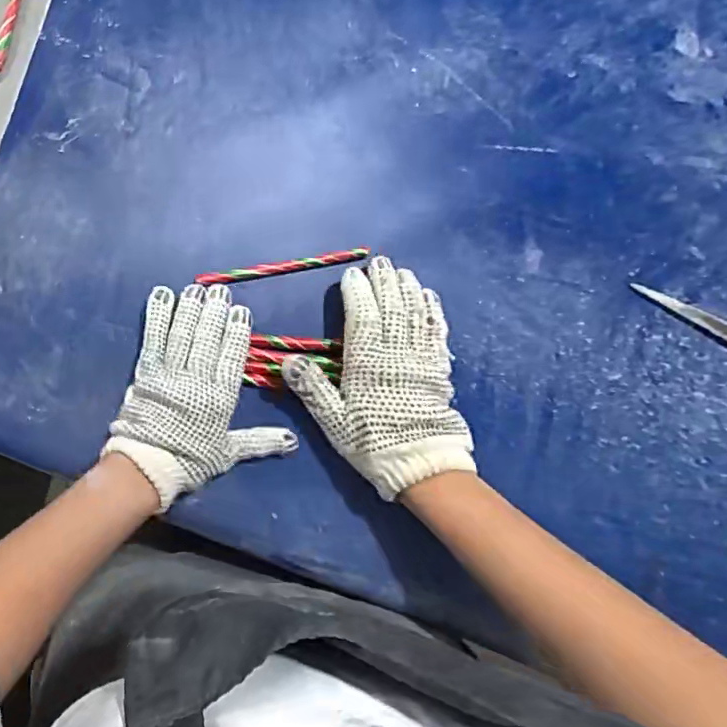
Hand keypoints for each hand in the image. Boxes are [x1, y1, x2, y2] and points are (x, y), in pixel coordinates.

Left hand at [105, 284, 297, 511]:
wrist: (149, 463)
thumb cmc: (190, 460)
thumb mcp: (227, 452)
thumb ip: (258, 441)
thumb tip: (291, 440)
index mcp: (220, 398)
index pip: (231, 358)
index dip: (236, 333)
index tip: (240, 311)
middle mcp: (196, 380)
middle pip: (207, 340)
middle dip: (214, 313)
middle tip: (219, 292)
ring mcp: (169, 373)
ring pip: (183, 335)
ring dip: (189, 309)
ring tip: (195, 289)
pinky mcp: (146, 372)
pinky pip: (153, 339)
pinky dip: (157, 316)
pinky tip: (161, 296)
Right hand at [281, 257, 474, 499]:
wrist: (422, 465)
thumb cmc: (371, 440)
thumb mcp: (332, 419)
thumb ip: (312, 388)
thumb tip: (288, 361)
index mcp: (367, 365)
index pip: (363, 320)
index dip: (358, 295)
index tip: (352, 276)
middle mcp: (397, 356)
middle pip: (393, 311)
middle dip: (385, 284)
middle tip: (380, 262)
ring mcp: (421, 361)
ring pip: (416, 317)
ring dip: (409, 291)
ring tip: (402, 272)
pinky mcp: (438, 370)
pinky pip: (436, 333)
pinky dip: (432, 312)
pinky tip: (428, 298)